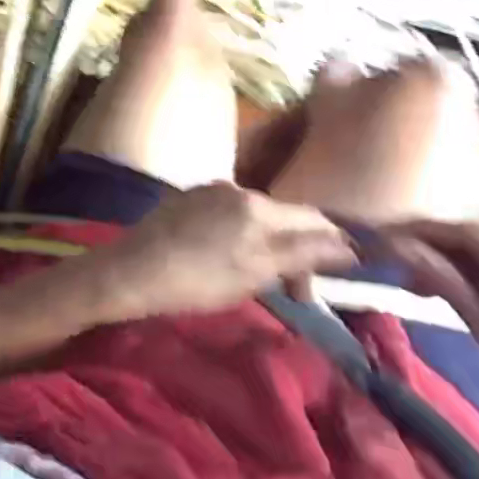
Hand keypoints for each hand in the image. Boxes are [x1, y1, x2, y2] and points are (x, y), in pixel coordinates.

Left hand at [84, 182, 356, 321]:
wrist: (133, 268)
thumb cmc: (197, 280)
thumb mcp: (256, 274)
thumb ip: (302, 255)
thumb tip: (345, 246)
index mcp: (258, 206)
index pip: (313, 217)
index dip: (334, 243)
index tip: (343, 273)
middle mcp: (237, 188)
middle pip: (285, 214)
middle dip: (302, 247)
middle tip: (299, 289)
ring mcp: (209, 190)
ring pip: (258, 214)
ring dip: (272, 241)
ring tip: (265, 276)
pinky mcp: (189, 198)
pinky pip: (231, 212)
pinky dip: (244, 233)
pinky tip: (232, 256)